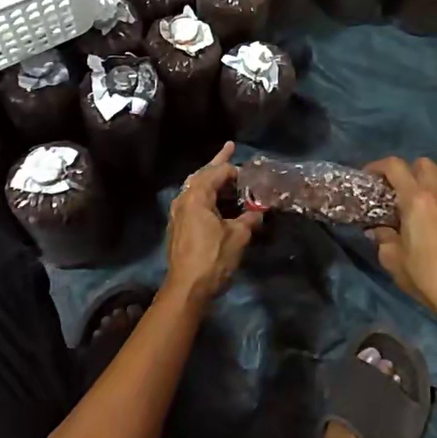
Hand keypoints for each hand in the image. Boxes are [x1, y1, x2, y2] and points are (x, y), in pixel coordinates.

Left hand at [163, 142, 262, 306]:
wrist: (187, 288)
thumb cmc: (213, 257)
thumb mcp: (239, 236)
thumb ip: (249, 219)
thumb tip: (259, 214)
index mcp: (197, 196)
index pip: (218, 172)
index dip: (236, 170)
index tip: (251, 172)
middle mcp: (184, 200)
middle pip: (202, 175)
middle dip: (217, 163)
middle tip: (230, 149)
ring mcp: (178, 214)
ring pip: (195, 188)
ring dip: (210, 180)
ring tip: (224, 173)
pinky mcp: (178, 227)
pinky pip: (193, 201)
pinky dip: (206, 195)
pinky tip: (216, 201)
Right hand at [365, 157, 436, 328]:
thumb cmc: (425, 276)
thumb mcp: (393, 260)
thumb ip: (383, 239)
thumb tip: (378, 231)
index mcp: (416, 199)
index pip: (395, 166)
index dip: (378, 165)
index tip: (369, 176)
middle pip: (425, 164)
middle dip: (409, 171)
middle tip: (399, 190)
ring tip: (428, 200)